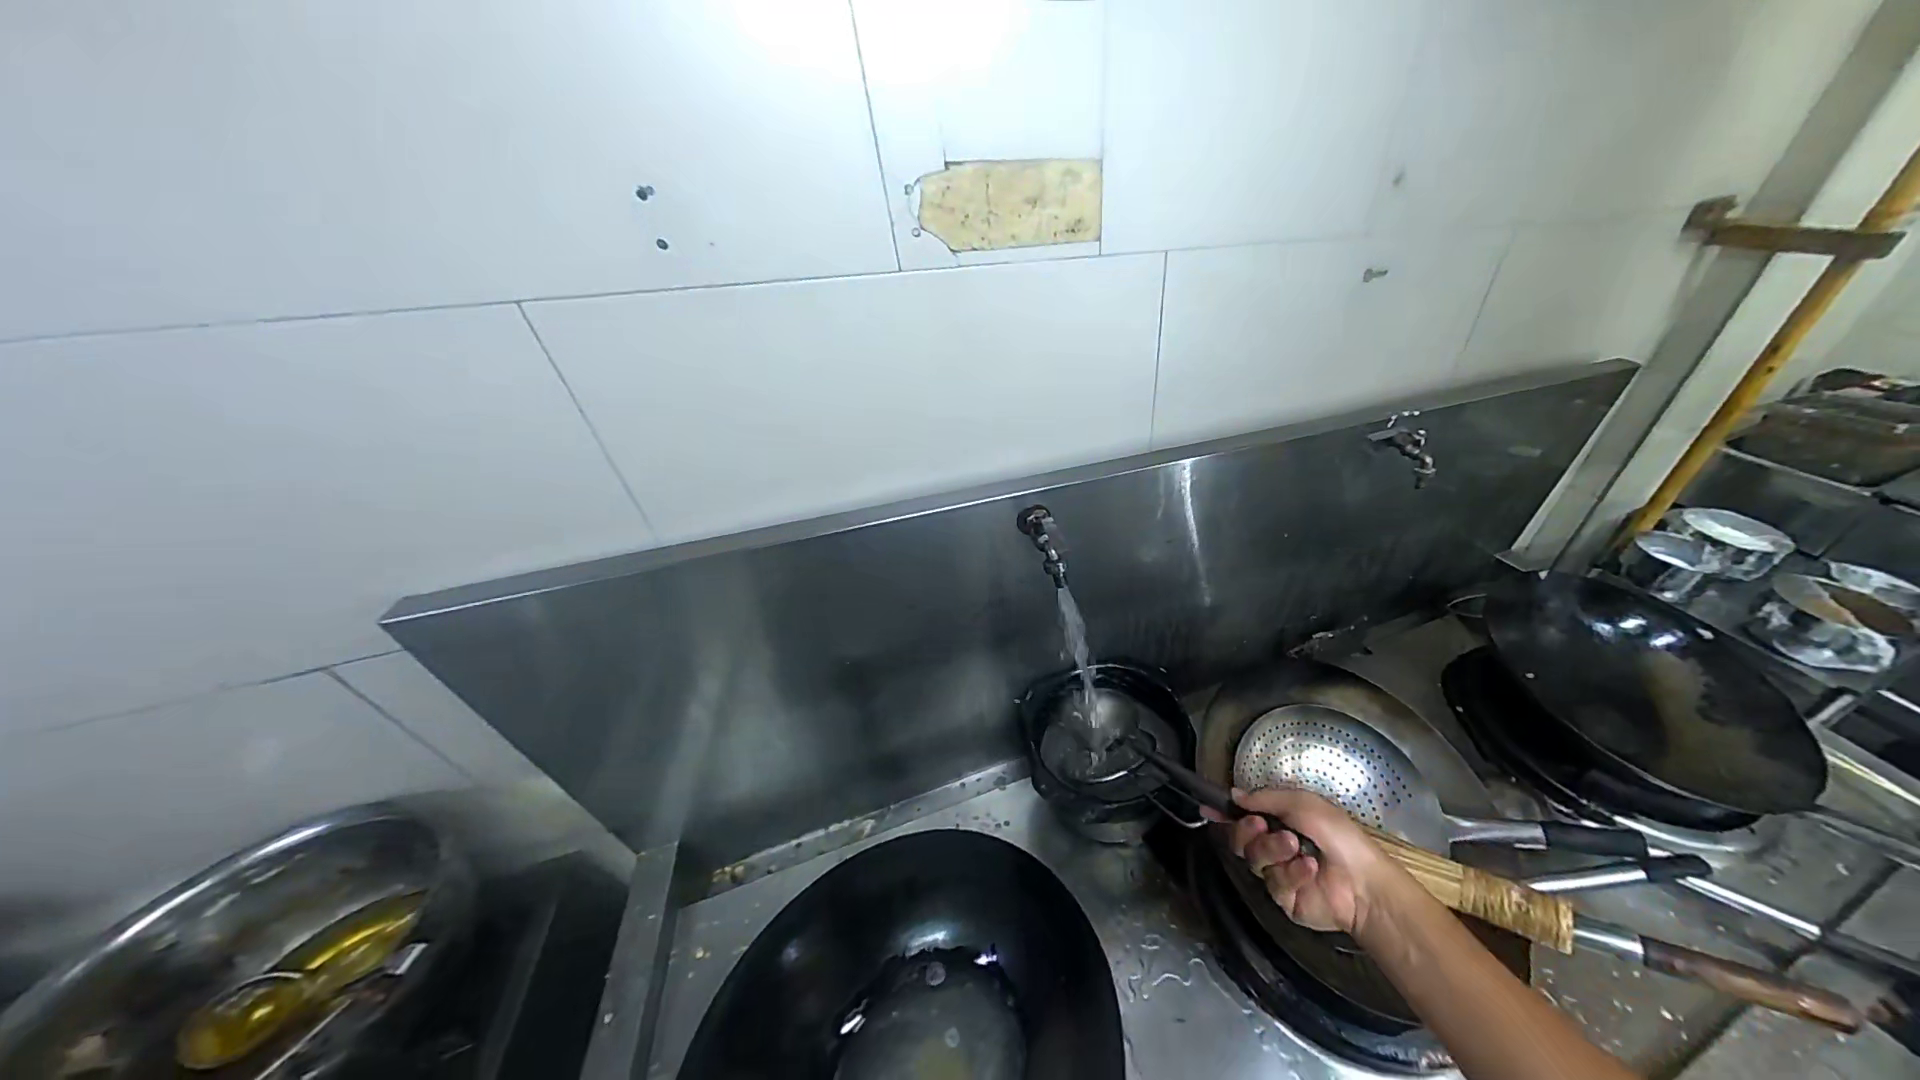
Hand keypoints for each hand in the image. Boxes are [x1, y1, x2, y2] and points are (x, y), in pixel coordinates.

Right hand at [1221, 787, 1394, 935]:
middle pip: (1239, 838)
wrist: (1367, 883)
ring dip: (1272, 848)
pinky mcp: (1283, 898)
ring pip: (1253, 858)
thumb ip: (1265, 798)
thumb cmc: (1338, 836)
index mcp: (1278, 822)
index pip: (1241, 816)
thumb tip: (1233, 795)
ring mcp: (1276, 873)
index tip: (1206, 809)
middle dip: (1246, 829)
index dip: (1223, 813)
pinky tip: (1309, 870)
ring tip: (1296, 847)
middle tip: (1261, 825)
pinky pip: (1273, 882)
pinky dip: (1291, 873)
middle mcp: (1273, 847)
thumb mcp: (1303, 803)